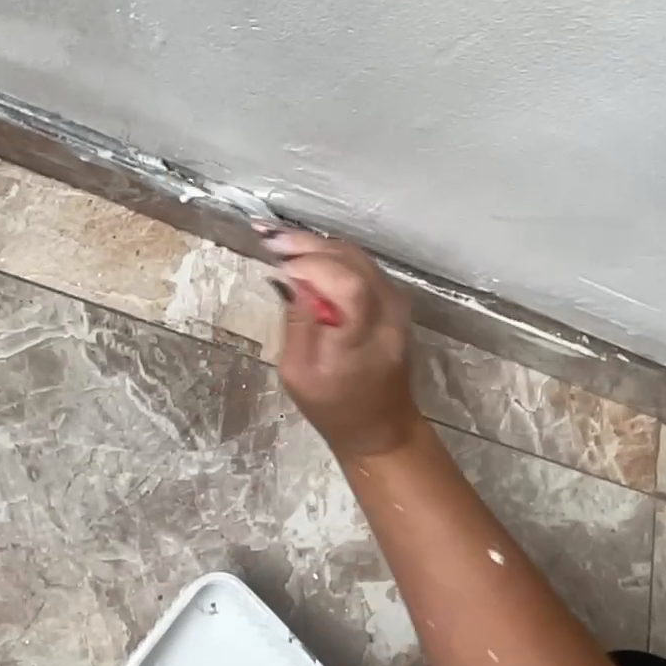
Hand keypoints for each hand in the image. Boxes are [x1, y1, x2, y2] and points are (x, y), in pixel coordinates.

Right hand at [261, 226, 421, 459]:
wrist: (382, 427)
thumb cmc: (333, 407)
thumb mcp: (298, 375)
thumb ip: (297, 325)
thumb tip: (290, 281)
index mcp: (364, 335)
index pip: (346, 282)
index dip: (312, 265)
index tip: (279, 263)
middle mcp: (387, 312)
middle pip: (352, 260)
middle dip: (308, 245)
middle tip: (270, 238)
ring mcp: (395, 303)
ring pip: (357, 256)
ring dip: (318, 245)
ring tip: (281, 242)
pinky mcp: (393, 300)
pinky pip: (362, 264)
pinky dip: (332, 253)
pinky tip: (306, 253)